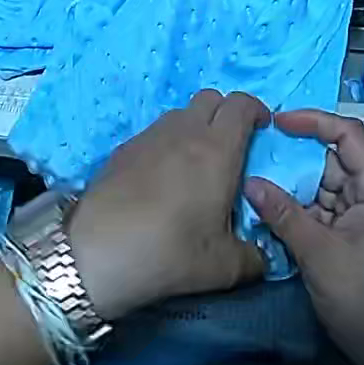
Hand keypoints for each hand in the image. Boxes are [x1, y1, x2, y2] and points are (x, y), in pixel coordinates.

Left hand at [68, 90, 269, 320]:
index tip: (262, 130)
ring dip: (196, 125)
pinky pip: (155, 131)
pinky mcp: (124, 147)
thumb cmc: (170, 252)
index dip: (256, 110)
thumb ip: (254, 257)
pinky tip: (161, 177)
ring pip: (181, 112)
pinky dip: (167, 142)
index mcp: (217, 149)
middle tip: (231, 145)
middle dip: (226, 112)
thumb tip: (266, 255)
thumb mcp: (224, 267)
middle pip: (211, 97)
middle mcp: (184, 131)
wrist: (96, 252)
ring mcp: (150, 135)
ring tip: (195, 162)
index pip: (241, 104)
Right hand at [244, 109, 363, 364]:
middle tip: (255, 156)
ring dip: (295, 187)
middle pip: (335, 161)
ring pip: (328, 187)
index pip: (349, 136)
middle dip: (296, 158)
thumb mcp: (320, 257)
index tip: (276, 122)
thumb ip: (284, 216)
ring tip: (255, 183)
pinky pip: (328, 211)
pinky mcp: (360, 238)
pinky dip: (303, 210)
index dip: (313, 121)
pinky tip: (273, 212)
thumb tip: (250, 183)